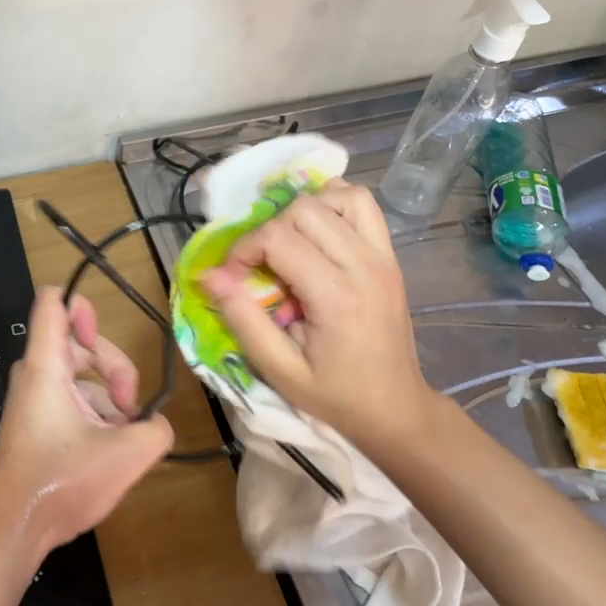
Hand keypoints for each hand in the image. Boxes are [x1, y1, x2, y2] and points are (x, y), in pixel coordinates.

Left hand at [0, 287, 173, 560]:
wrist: (15, 529)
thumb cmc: (61, 484)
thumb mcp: (124, 456)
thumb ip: (155, 429)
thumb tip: (157, 422)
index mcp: (45, 366)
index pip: (52, 302)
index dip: (81, 304)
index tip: (103, 335)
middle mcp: (34, 373)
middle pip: (78, 342)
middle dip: (113, 366)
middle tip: (131, 407)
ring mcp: (33, 398)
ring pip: (79, 375)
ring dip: (108, 398)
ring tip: (125, 436)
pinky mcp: (35, 421)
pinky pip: (71, 399)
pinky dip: (94, 414)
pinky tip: (109, 449)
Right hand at [201, 180, 433, 446]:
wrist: (396, 410)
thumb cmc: (334, 394)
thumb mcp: (278, 368)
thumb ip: (242, 318)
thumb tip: (209, 275)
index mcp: (337, 297)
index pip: (278, 238)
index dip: (244, 249)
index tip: (235, 279)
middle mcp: (365, 266)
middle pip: (304, 209)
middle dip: (269, 229)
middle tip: (262, 265)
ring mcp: (383, 257)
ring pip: (336, 195)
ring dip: (302, 212)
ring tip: (290, 245)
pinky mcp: (390, 256)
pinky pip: (362, 204)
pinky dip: (334, 204)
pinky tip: (317, 230)